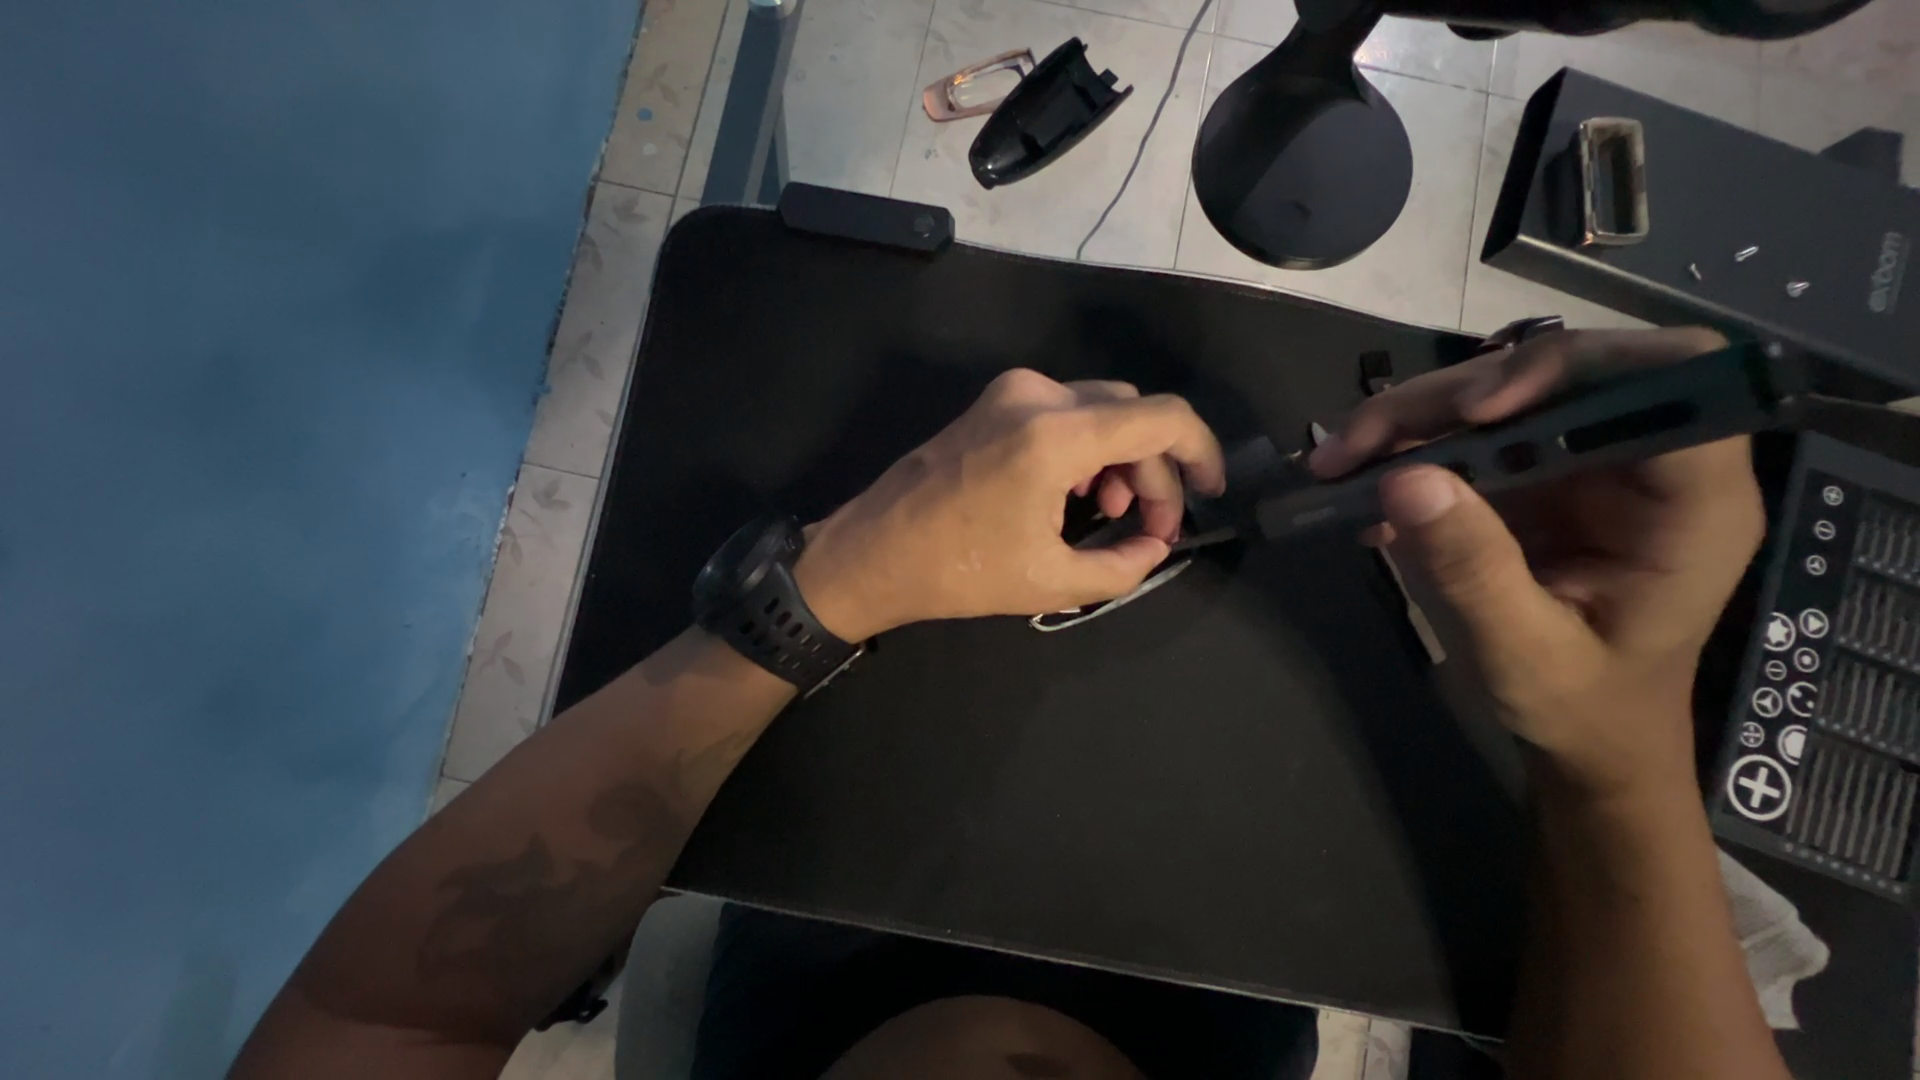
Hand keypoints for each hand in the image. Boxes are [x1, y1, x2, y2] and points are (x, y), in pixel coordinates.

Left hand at [793, 369, 1226, 641]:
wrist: (874, 551)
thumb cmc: (959, 571)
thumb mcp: (1053, 581)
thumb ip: (1125, 565)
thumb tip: (1157, 544)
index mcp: (1057, 435)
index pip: (1163, 419)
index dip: (1200, 453)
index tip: (1208, 493)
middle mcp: (1038, 396)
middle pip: (1132, 415)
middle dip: (1154, 472)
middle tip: (1150, 529)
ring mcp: (1010, 392)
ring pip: (1100, 410)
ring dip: (1120, 460)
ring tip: (1110, 515)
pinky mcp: (993, 402)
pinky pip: (1064, 412)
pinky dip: (1085, 449)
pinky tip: (1074, 495)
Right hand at [1309, 328, 1764, 794]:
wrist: (1585, 737)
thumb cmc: (1582, 708)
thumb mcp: (1523, 653)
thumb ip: (1472, 570)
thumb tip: (1403, 477)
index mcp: (1689, 505)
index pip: (1672, 380)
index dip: (1575, 372)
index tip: (1475, 414)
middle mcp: (1642, 465)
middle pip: (1558, 378)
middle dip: (1449, 397)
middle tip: (1359, 440)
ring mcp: (1583, 467)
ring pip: (1500, 396)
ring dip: (1411, 418)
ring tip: (1335, 459)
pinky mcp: (1533, 479)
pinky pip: (1467, 436)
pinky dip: (1405, 448)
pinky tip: (1356, 484)